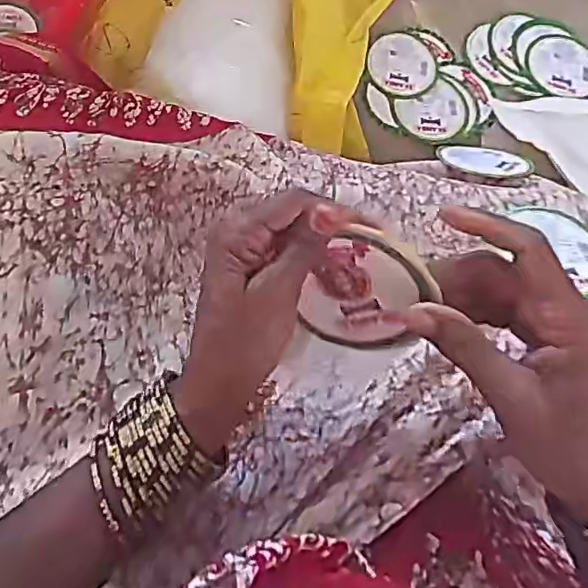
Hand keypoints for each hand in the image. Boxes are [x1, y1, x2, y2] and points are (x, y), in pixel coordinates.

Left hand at [174, 190, 356, 454]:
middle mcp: (236, 228)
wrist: (217, 386)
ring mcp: (242, 244)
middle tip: (370, 238)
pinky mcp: (251, 261)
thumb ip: (304, 248)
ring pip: (292, 226)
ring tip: (360, 251)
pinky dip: (310, 252)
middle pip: (293, 209)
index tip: (368, 226)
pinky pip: (286, 244)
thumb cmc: (242, 344)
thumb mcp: (278, 293)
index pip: (292, 202)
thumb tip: (332, 211)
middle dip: (331, 221)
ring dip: (323, 237)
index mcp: (236, 231)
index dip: (332, 209)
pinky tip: (334, 264)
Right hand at [405, 206, 587, 523]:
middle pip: (506, 271)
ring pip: (501, 289)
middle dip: (458, 275)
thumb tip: (414, 311)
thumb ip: (465, 347)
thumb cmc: (566, 447)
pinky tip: (445, 322)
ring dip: (461, 295)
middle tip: (413, 289)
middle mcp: (566, 308)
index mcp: (570, 317)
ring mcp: (557, 322)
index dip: (488, 226)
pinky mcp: (547, 336)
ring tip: (422, 307)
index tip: (444, 216)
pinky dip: (474, 313)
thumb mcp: (511, 398)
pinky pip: (505, 310)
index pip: (530, 250)